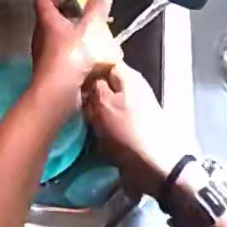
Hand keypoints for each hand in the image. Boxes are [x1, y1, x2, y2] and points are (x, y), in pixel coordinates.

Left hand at [28, 0, 109, 113]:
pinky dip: (74, 53)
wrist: (57, 94)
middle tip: (87, 15)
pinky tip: (90, 59)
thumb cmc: (72, 56)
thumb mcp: (90, 28)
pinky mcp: (50, 72)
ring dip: (73, 35)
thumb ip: (97, 9)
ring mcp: (43, 55)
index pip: (44, 0)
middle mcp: (41, 36)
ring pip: (57, 39)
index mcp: (47, 21)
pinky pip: (62, 56)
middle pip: (51, 19)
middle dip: (69, 15)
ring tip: (92, 37)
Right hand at [84, 61, 193, 195]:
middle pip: (103, 82)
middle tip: (72, 100)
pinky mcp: (133, 125)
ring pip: (106, 101)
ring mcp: (134, 106)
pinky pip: (111, 118)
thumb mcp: (104, 105)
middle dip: (88, 91)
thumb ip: (93, 86)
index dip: (85, 66)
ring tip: (79, 117)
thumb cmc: (128, 132)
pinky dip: (101, 123)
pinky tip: (91, 130)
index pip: (102, 59)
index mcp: (128, 75)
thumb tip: (87, 78)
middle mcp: (132, 86)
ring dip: (93, 110)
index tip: (69, 76)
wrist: (156, 167)